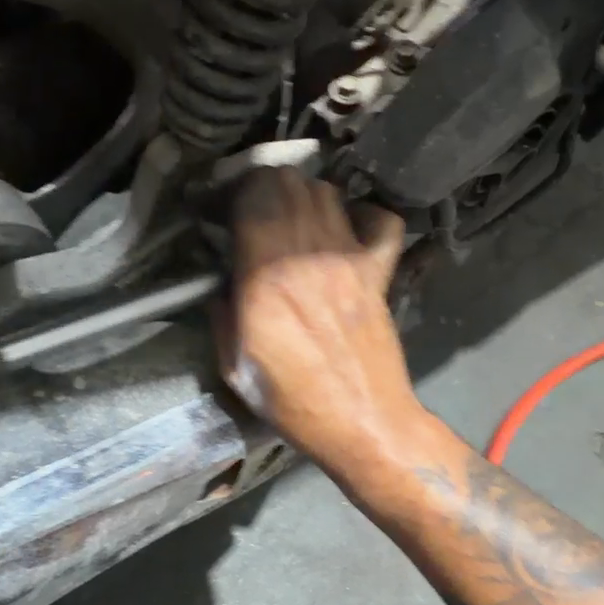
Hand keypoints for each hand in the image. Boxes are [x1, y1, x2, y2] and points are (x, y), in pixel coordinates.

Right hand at [219, 168, 429, 479]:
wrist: (362, 422)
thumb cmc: (293, 404)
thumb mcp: (235, 369)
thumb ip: (222, 317)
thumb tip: (221, 287)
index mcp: (265, 278)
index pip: (251, 196)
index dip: (231, 193)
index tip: (221, 212)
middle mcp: (307, 255)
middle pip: (287, 182)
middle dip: (263, 188)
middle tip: (252, 213)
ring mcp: (350, 258)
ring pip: (326, 192)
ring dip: (303, 196)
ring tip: (292, 223)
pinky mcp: (379, 271)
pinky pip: (381, 220)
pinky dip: (364, 214)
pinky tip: (348, 230)